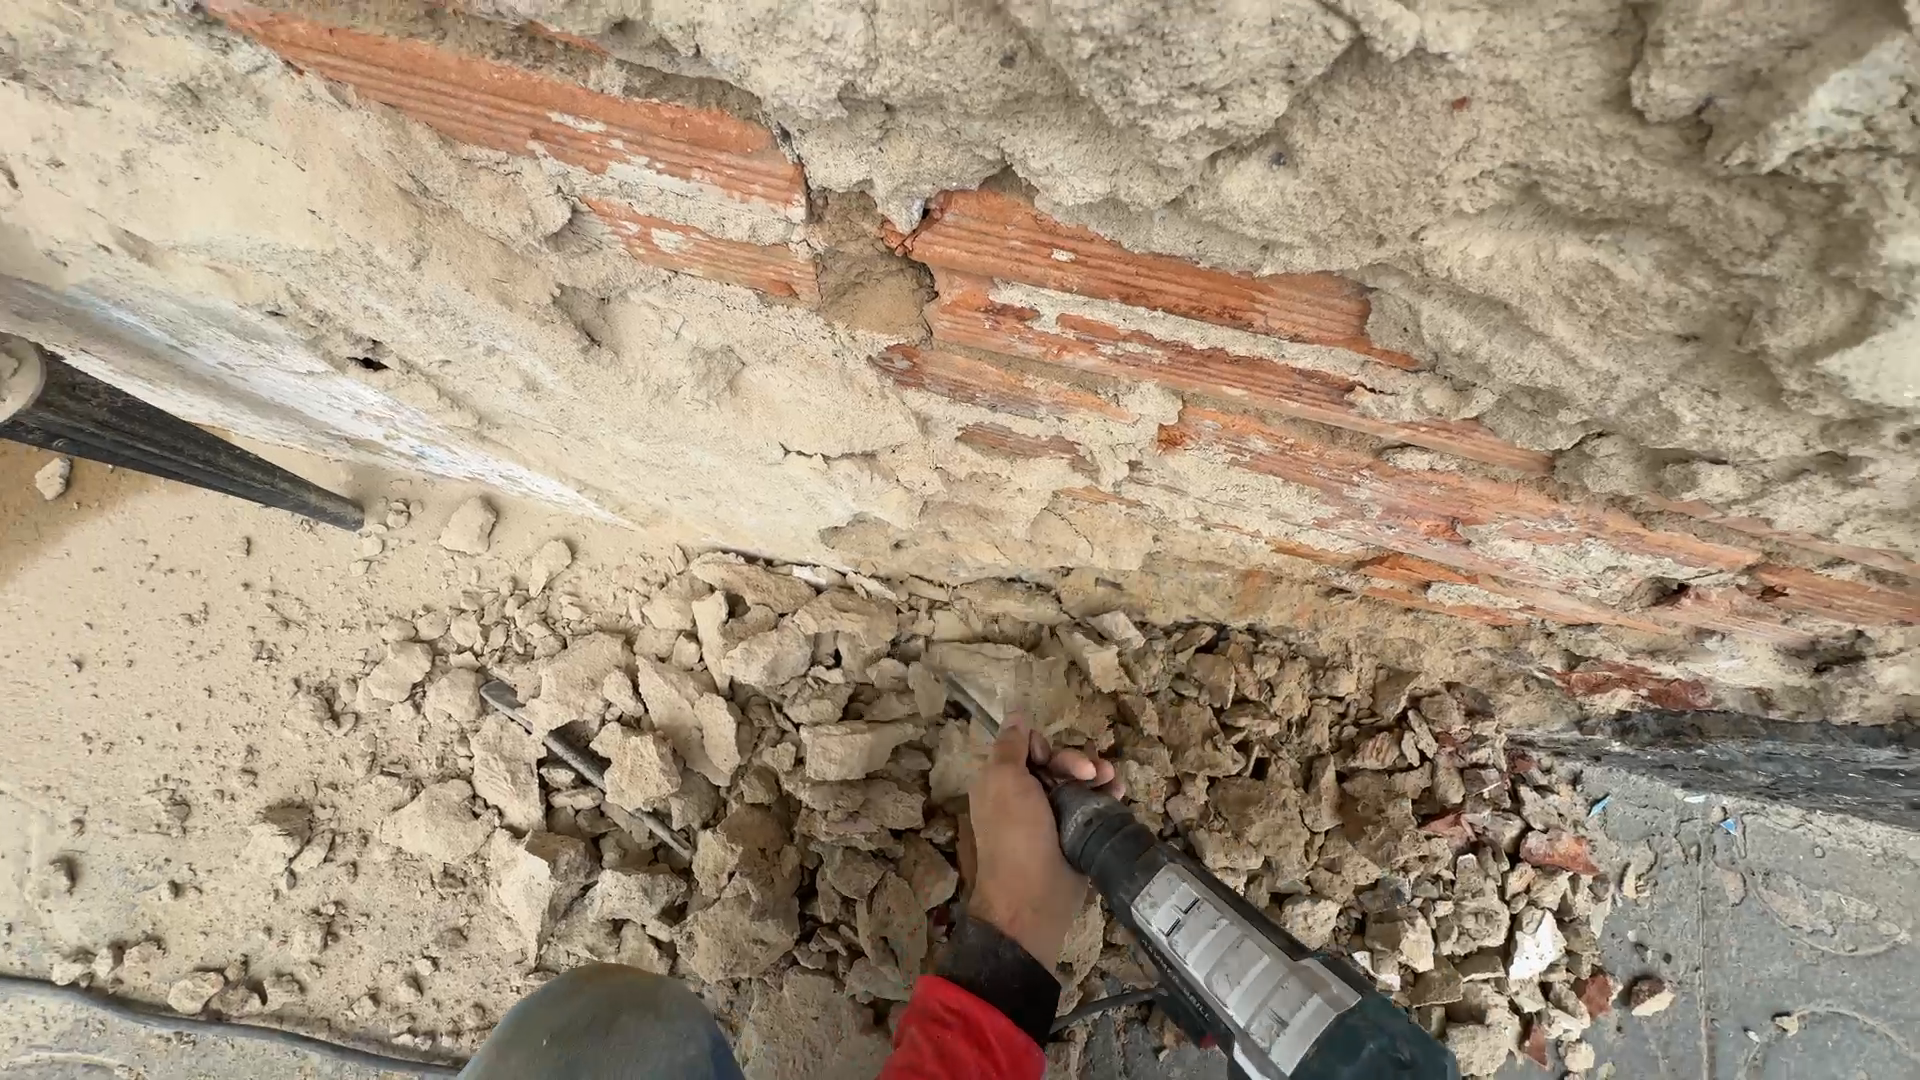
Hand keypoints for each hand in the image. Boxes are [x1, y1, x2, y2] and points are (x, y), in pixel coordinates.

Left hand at [964, 722, 1124, 967]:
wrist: (1033, 899)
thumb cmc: (1015, 834)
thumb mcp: (1004, 780)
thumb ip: (1010, 746)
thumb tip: (1015, 715)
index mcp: (1002, 781)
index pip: (1028, 748)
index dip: (1043, 748)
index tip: (1048, 760)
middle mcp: (1026, 795)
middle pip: (1057, 762)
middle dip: (1076, 761)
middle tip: (1091, 772)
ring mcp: (1053, 816)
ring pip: (1079, 782)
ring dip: (1098, 774)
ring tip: (1114, 780)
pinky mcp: (1077, 834)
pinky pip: (1093, 805)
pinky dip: (1107, 795)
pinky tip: (1119, 792)